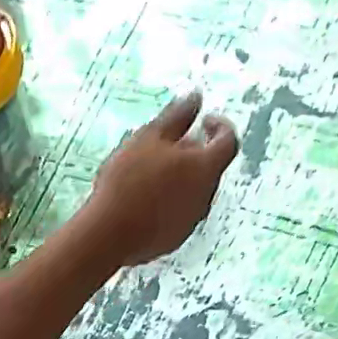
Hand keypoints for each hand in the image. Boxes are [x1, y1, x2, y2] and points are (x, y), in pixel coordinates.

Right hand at [83, 93, 238, 266]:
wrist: (110, 234)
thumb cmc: (129, 179)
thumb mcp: (149, 137)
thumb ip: (176, 116)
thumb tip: (196, 97)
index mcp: (205, 168)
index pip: (228, 142)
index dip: (221, 127)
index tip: (204, 121)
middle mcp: (205, 197)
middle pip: (209, 170)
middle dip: (194, 155)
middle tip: (167, 148)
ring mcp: (190, 223)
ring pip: (193, 194)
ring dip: (181, 181)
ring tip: (151, 175)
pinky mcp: (173, 240)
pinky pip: (178, 216)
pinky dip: (169, 204)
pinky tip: (144, 202)